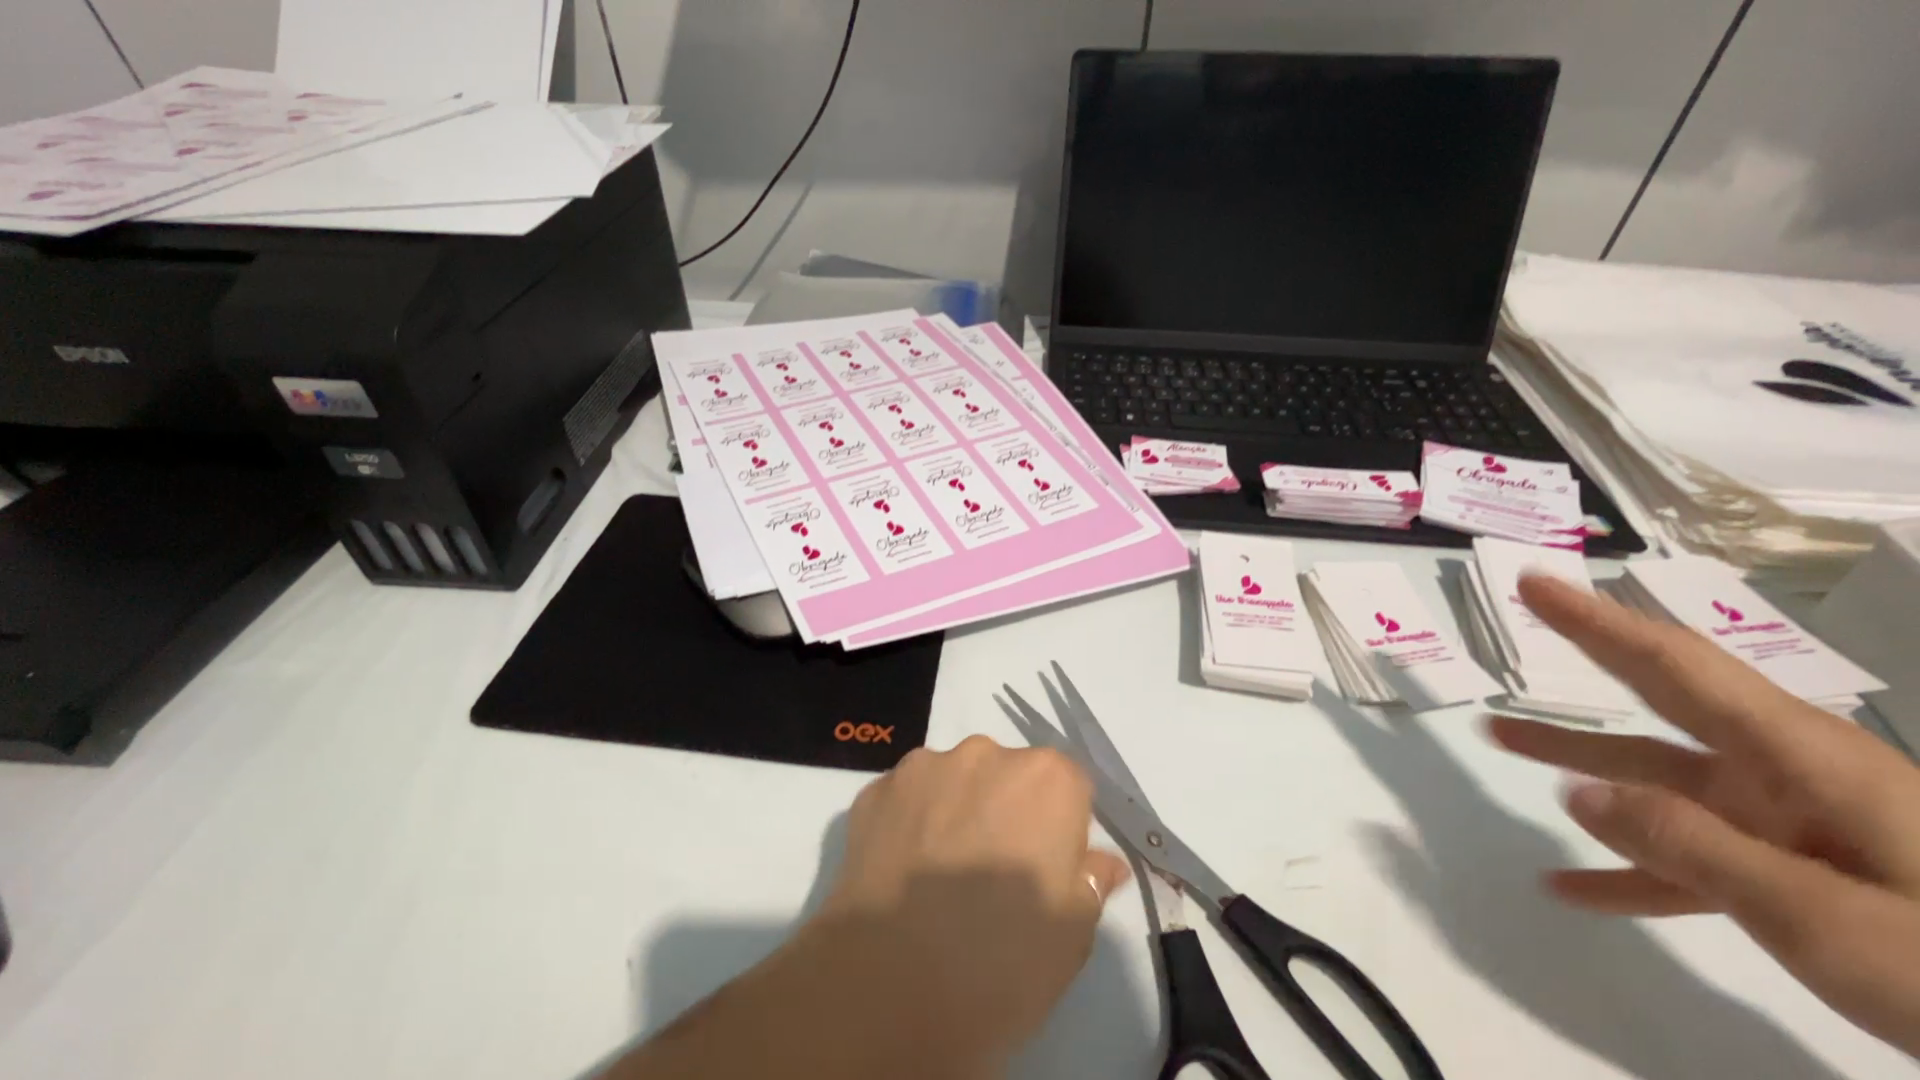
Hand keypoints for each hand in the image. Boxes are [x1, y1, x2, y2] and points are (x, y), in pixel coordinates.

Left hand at [819, 735, 1130, 1070]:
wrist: (890, 990)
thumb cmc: (1002, 963)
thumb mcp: (1072, 933)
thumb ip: (1090, 881)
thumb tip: (1100, 862)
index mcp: (1047, 780)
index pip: (1069, 787)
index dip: (1061, 829)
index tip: (1046, 871)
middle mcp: (985, 755)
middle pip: (1008, 775)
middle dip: (1007, 812)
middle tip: (993, 878)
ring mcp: (922, 770)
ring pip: (953, 782)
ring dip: (955, 812)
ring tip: (941, 878)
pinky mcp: (872, 793)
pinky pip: (906, 800)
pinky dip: (910, 825)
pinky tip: (904, 876)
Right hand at [1490, 574, 1919, 1055]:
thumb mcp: (1821, 915)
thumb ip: (1692, 846)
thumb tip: (1578, 791)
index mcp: (1796, 756)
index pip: (1673, 666)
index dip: (1597, 622)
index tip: (1535, 583)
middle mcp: (1785, 775)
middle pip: (1659, 710)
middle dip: (1579, 678)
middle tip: (1512, 640)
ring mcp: (1791, 825)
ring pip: (1663, 784)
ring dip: (1582, 767)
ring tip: (1500, 743)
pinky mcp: (1798, 876)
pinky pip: (1695, 861)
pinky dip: (1633, 869)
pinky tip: (1572, 887)